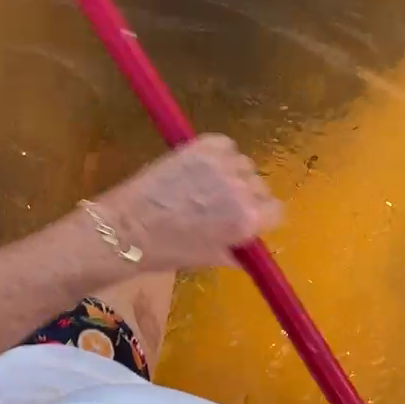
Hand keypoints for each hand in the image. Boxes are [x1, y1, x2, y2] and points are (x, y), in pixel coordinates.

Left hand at [86, 135, 284, 271]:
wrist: (127, 228)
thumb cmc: (166, 250)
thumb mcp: (209, 258)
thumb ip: (236, 250)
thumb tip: (247, 247)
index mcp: (247, 220)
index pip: (277, 211)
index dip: (262, 216)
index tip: (246, 219)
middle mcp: (241, 189)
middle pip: (260, 186)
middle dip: (246, 195)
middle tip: (219, 205)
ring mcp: (222, 164)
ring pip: (243, 164)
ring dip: (231, 173)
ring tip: (204, 185)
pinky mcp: (202, 146)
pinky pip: (225, 145)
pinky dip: (218, 154)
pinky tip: (199, 167)